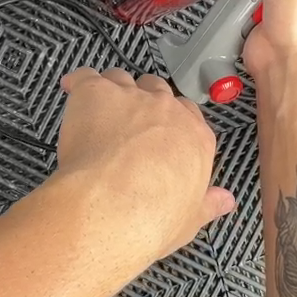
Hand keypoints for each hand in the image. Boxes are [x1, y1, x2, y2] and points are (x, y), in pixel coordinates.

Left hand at [54, 68, 236, 261]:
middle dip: (143, 102)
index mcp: (195, 138)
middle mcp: (166, 110)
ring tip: (98, 111)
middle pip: (156, 91)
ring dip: (112, 91)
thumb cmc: (151, 217)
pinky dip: (78, 82)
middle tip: (126, 124)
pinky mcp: (96, 93)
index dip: (170, 123)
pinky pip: (87, 76)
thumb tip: (224, 201)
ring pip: (122, 80)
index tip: (159, 134)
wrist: (113, 205)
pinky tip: (72, 89)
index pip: (188, 116)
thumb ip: (207, 204)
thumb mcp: (190, 219)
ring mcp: (131, 97)